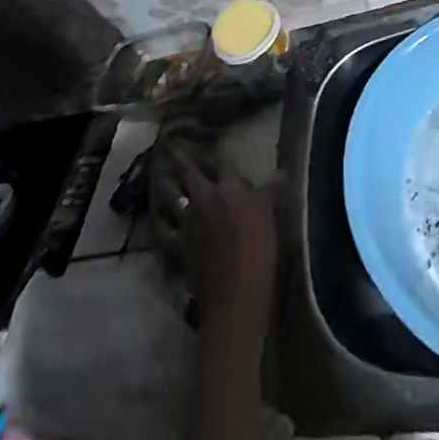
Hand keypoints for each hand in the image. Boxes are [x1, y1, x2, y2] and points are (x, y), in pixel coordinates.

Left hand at [166, 148, 278, 323]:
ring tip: (161, 177)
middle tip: (174, 149)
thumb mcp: (271, 214)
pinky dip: (158, 221)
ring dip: (167, 187)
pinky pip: (161, 230)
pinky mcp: (176, 247)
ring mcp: (187, 224)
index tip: (245, 186)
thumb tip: (281, 173)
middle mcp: (204, 201)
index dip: (239, 182)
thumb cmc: (260, 247)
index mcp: (230, 190)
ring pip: (171, 199)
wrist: (237, 289)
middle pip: (191, 176)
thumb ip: (272, 191)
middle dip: (183, 162)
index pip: (233, 178)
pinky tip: (157, 217)